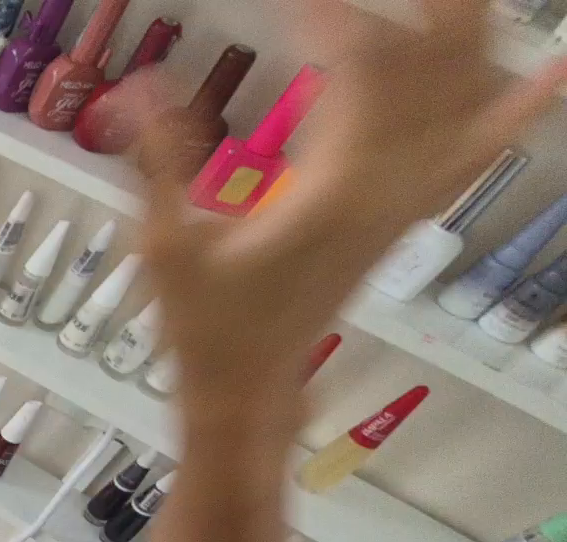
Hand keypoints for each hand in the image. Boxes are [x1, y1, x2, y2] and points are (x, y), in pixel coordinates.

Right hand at [114, 0, 566, 430]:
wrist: (248, 381)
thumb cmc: (202, 324)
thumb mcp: (166, 249)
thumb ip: (158, 166)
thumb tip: (137, 90)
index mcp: (334, 185)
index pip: (357, 64)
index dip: (327, 15)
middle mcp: (392, 178)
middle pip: (439, 58)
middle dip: (421, 5)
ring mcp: (410, 195)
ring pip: (471, 89)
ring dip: (462, 31)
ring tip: (435, 0)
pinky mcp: (408, 211)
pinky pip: (481, 147)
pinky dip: (520, 104)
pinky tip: (553, 68)